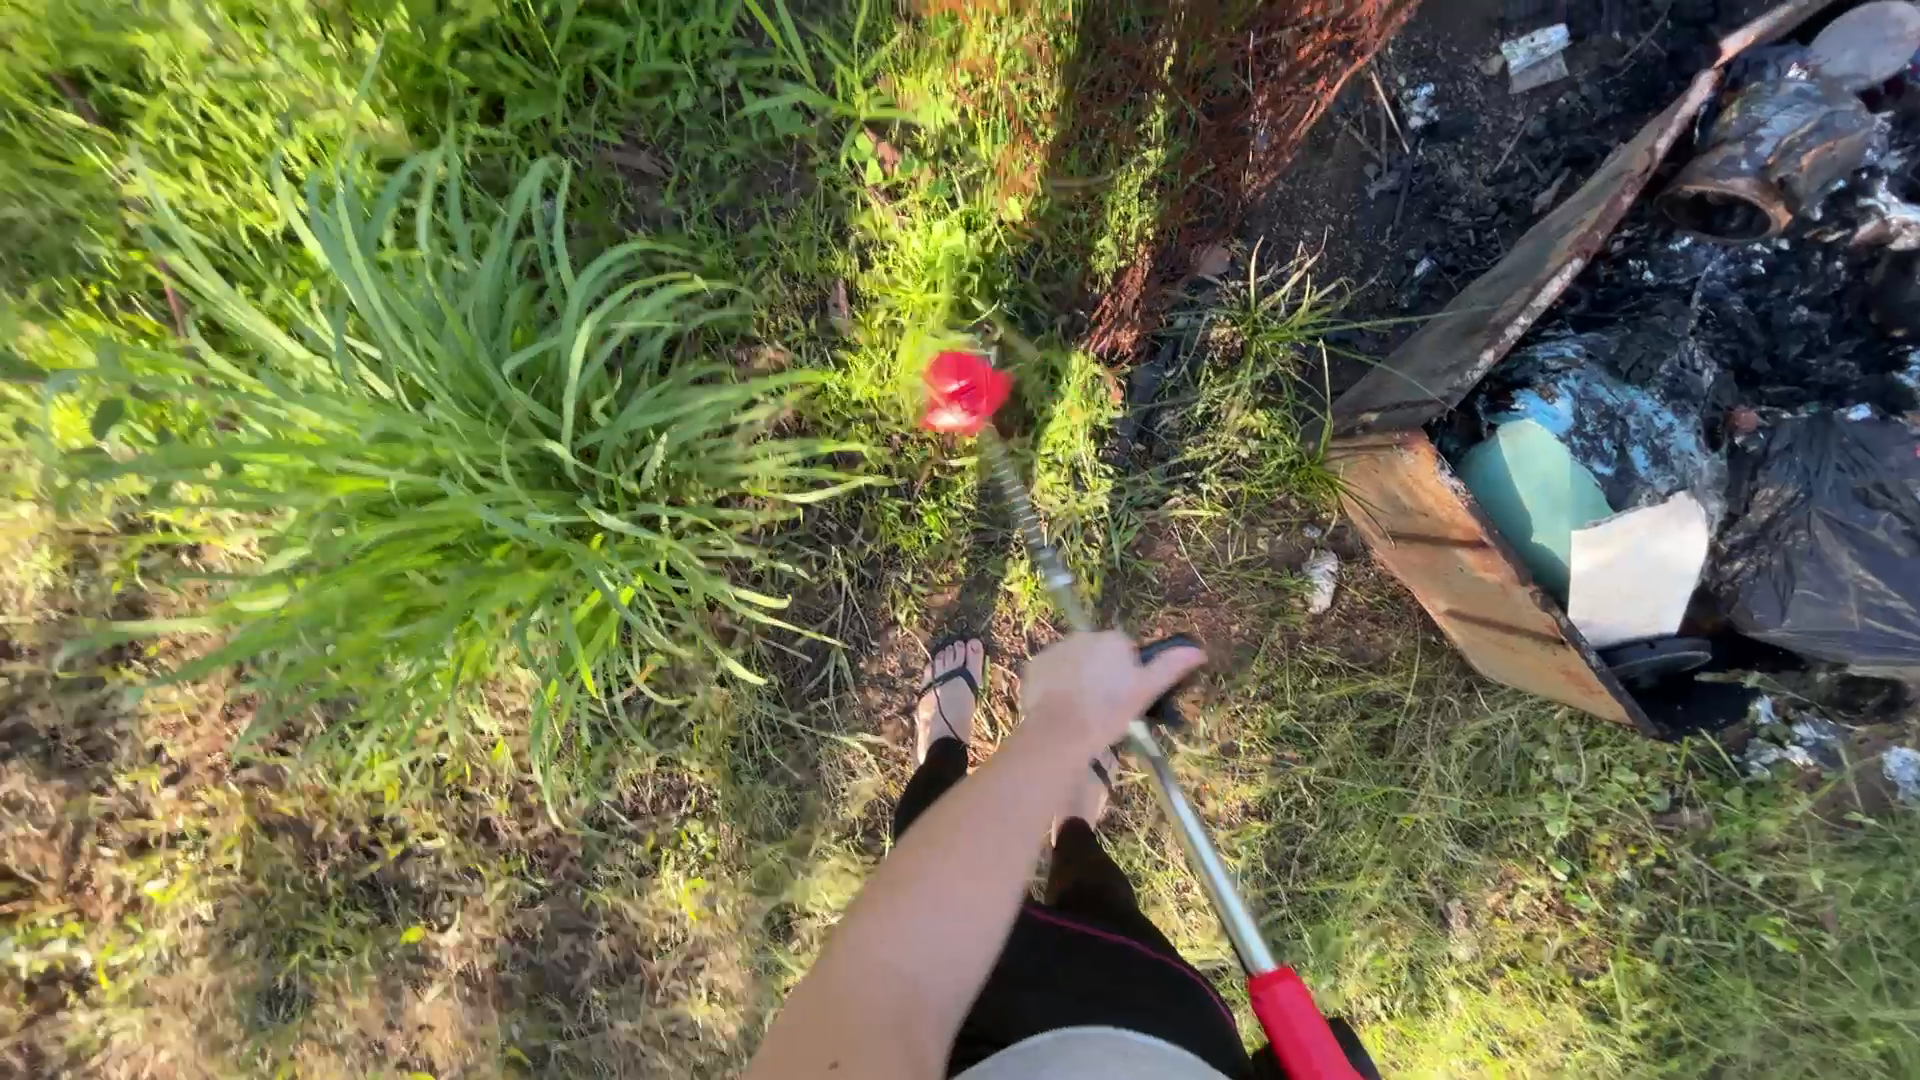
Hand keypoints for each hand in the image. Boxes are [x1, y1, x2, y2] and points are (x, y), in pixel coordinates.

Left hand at [1016, 631, 1207, 759]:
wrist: (1062, 730)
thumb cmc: (1109, 711)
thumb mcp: (1145, 690)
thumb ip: (1170, 666)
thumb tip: (1199, 650)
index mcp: (1111, 639)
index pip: (1123, 650)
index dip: (1125, 674)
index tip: (1123, 696)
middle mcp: (1082, 636)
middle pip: (1096, 654)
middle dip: (1100, 673)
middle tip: (1103, 706)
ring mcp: (1055, 650)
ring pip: (1072, 662)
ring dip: (1077, 678)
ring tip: (1081, 709)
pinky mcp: (1034, 666)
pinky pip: (1050, 672)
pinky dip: (1054, 685)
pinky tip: (1060, 707)